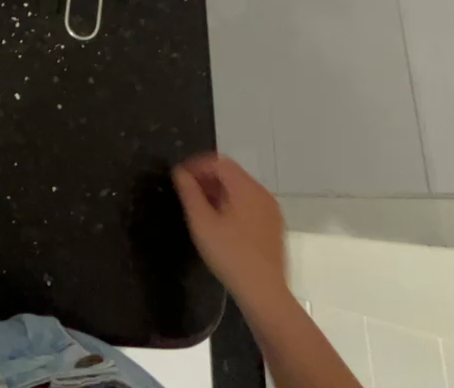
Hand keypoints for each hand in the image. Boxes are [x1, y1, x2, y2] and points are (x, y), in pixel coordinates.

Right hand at [173, 153, 290, 314]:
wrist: (264, 292)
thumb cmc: (230, 254)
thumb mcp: (202, 223)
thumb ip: (189, 193)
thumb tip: (179, 172)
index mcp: (246, 188)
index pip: (219, 162)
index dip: (197, 165)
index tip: (179, 177)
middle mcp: (262, 193)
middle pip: (232, 173)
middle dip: (207, 178)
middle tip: (188, 192)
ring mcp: (271, 210)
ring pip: (241, 189)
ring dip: (219, 191)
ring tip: (201, 208)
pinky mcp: (274, 226)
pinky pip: (251, 204)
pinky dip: (233, 204)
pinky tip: (221, 223)